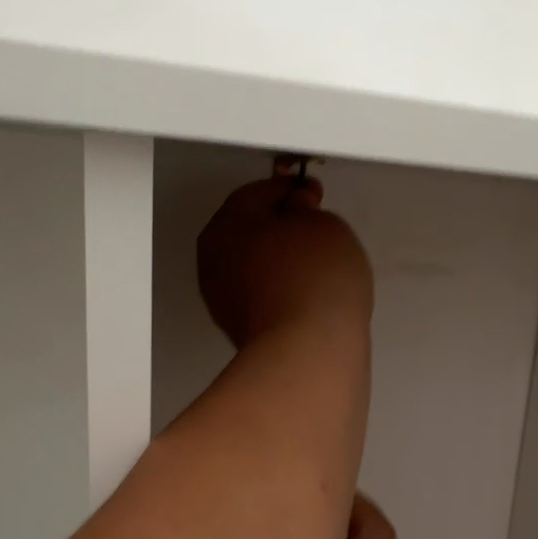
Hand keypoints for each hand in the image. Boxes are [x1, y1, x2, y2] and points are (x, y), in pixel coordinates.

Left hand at [197, 157, 371, 346]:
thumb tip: (298, 211)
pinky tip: (313, 296)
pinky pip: (267, 299)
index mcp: (225, 225)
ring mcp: (226, 303)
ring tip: (322, 267)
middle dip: (283, 229)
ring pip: (258, 269)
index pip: (258, 192)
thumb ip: (306, 208)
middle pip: (251, 233)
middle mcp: (214, 263)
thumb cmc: (313, 277)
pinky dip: (286, 292)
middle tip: (318, 229)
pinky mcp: (245, 333)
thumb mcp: (323, 223)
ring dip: (284, 263)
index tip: (313, 193)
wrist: (308, 350)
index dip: (290, 188)